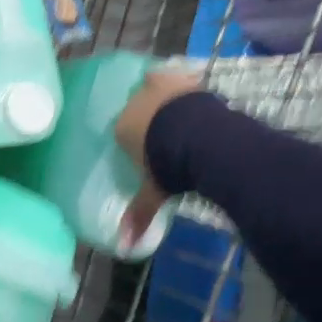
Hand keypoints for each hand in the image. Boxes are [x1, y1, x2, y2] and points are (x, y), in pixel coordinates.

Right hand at [114, 68, 202, 241]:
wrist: (198, 139)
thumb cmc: (169, 164)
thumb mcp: (155, 192)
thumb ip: (140, 214)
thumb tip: (123, 245)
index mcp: (122, 127)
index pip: (124, 130)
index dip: (137, 140)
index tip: (152, 152)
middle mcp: (135, 103)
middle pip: (138, 105)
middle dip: (150, 114)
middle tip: (166, 129)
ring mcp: (159, 88)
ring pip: (155, 83)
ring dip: (165, 93)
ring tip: (180, 108)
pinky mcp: (183, 80)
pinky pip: (180, 76)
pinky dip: (186, 82)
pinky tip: (197, 93)